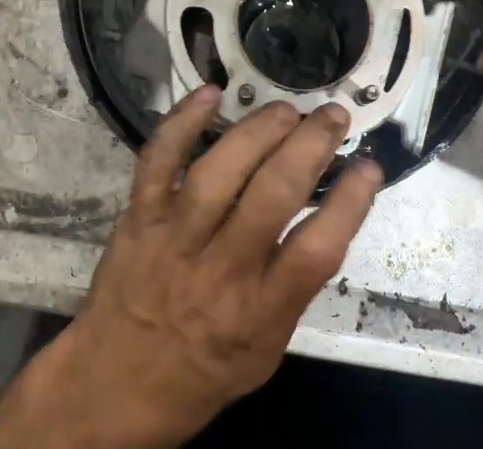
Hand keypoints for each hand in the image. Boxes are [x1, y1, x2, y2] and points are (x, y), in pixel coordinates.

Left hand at [0, 86, 382, 448]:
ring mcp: (174, 239)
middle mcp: (220, 270)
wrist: (113, 387)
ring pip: (218, 173)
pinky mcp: (139, 218)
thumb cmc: (204, 369)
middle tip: (333, 116)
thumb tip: (328, 217)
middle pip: (272, 196)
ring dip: (258, 131)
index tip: (369, 165)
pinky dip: (180, 124)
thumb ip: (295, 287)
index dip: (349, 202)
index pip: (316, 251)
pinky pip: (157, 163)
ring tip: (288, 110)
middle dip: (310, 146)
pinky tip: (210, 94)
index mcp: (260, 310)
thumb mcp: (267, 348)